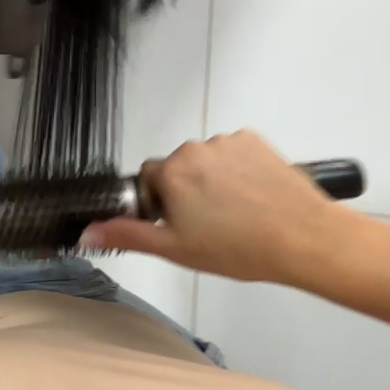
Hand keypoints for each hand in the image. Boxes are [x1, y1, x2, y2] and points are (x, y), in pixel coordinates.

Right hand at [82, 130, 354, 286]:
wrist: (304, 238)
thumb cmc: (236, 249)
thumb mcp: (176, 249)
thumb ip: (127, 235)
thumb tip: (85, 232)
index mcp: (171, 172)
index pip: (149, 179)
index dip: (161, 203)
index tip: (181, 224)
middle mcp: (194, 148)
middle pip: (178, 167)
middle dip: (186, 190)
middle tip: (210, 223)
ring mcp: (227, 141)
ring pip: (206, 160)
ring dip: (213, 179)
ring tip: (238, 212)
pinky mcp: (256, 139)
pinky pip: (234, 152)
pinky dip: (238, 168)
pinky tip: (254, 195)